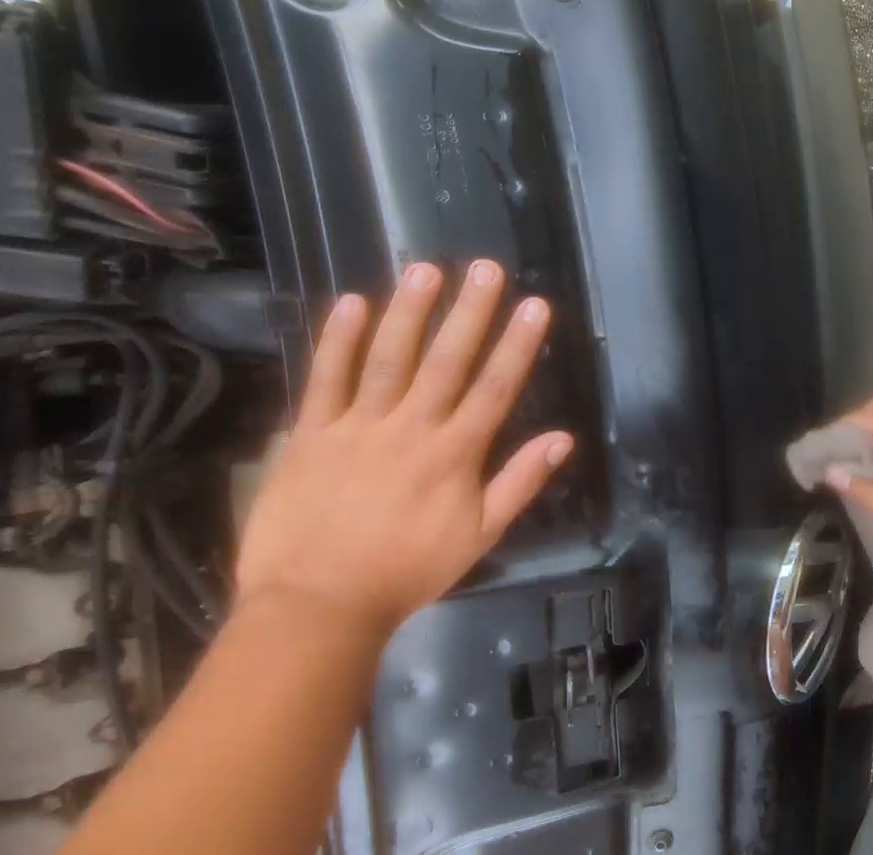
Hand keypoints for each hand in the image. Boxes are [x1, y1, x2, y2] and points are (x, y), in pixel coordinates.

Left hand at [233, 260, 574, 637]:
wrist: (316, 604)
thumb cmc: (407, 570)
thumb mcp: (479, 535)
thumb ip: (520, 483)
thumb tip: (562, 439)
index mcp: (455, 454)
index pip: (495, 388)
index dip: (518, 345)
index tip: (536, 305)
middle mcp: (411, 429)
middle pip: (447, 361)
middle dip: (470, 312)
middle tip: (486, 267)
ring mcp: (357, 428)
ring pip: (388, 359)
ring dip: (409, 312)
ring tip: (425, 269)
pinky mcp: (310, 435)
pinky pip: (325, 380)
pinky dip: (338, 341)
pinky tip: (352, 302)